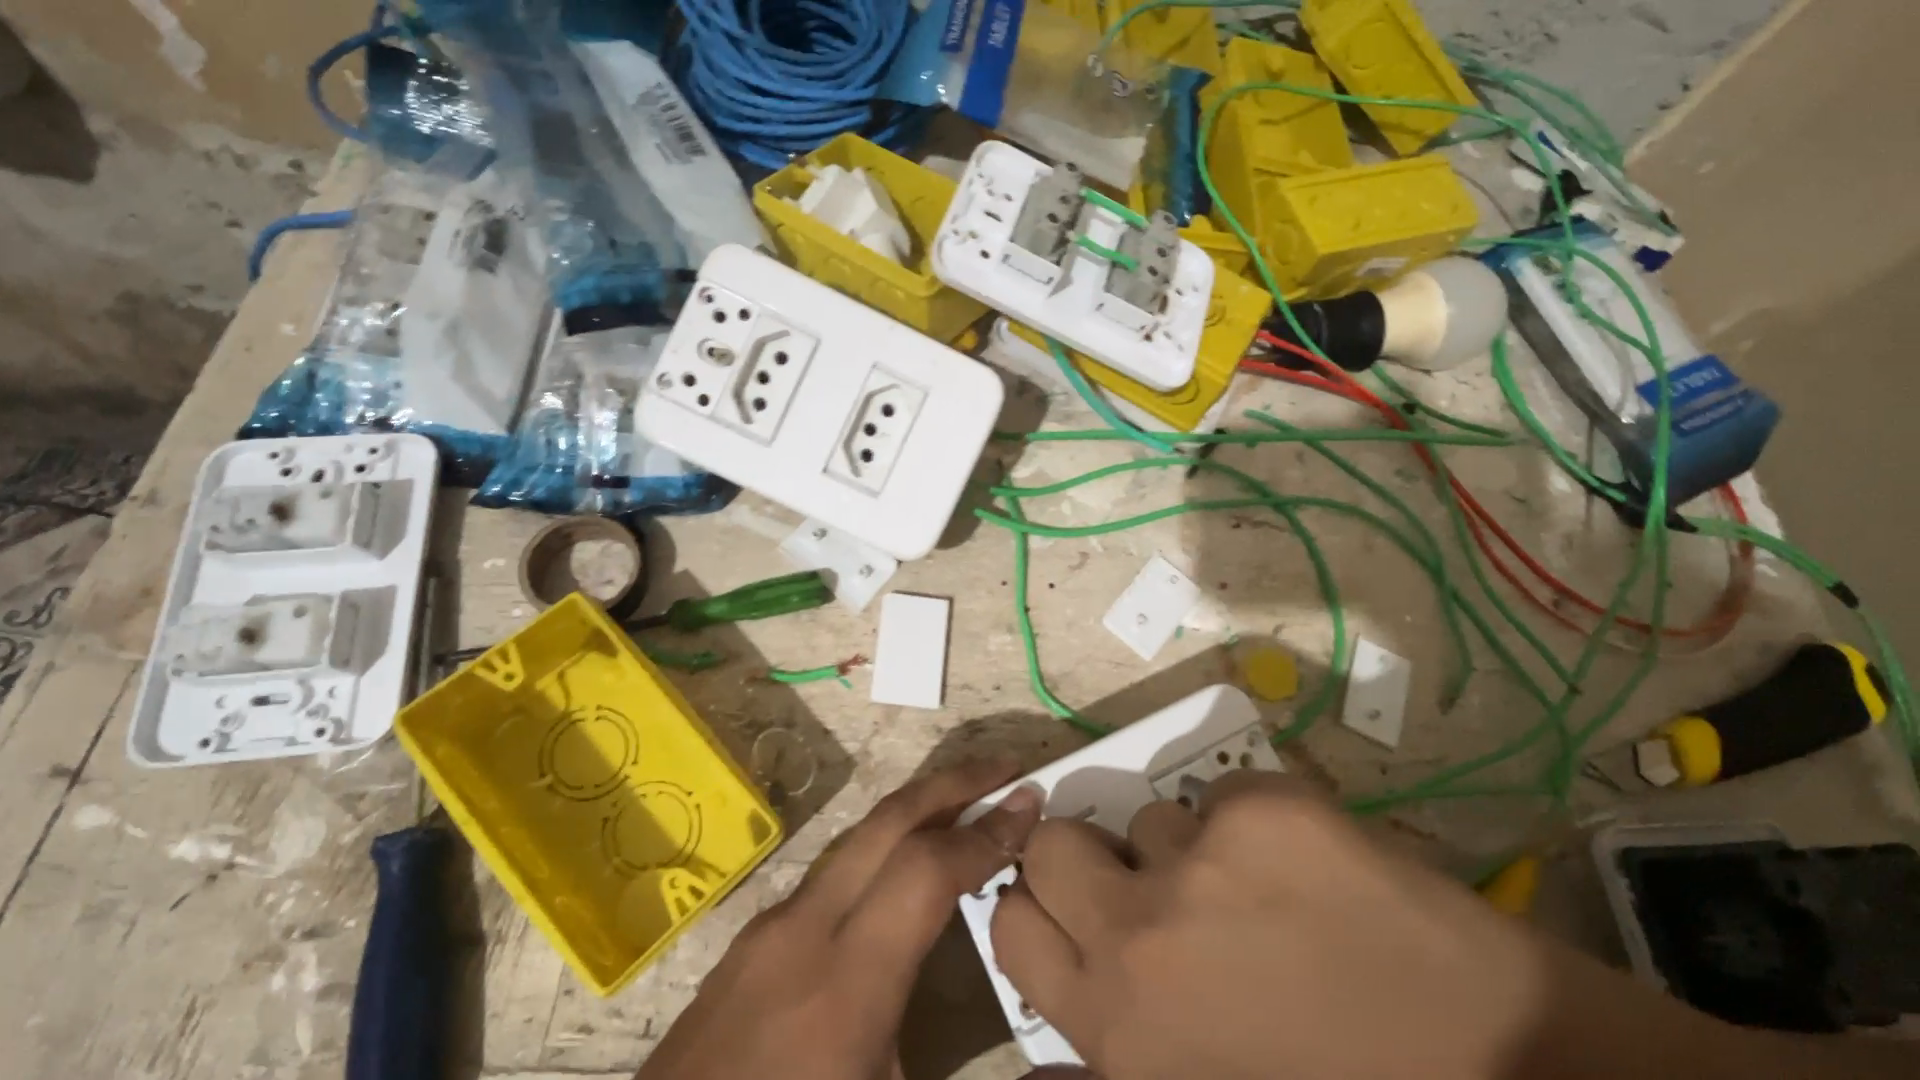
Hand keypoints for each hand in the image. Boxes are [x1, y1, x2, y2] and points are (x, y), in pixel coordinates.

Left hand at [639, 760, 1040, 1079]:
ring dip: (915, 811)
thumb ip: (951, 1041)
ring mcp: (769, 930)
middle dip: (952, 783)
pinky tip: (903, 872)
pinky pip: (830, 874)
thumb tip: (1036, 1058)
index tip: (1031, 808)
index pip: (925, 870)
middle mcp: (803, 932)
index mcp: (845, 984)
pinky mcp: (750, 941)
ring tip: (967, 806)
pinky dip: (880, 851)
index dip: (984, 833)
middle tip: (1008, 768)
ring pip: (854, 842)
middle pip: (885, 824)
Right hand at [992, 771, 1822, 1079]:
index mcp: (1114, 1025)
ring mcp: (1203, 861)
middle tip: (1152, 889)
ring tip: (1261, 897)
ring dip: (1187, 852)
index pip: (1012, 928)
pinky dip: (1257, 826)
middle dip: (1091, 862)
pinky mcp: (1271, 810)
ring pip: (1150, 818)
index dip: (1040, 914)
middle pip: (1055, 844)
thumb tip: (1038, 1064)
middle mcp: (1136, 935)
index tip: (1077, 914)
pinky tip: (1314, 873)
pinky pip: (1225, 796)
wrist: (1502, 1070)